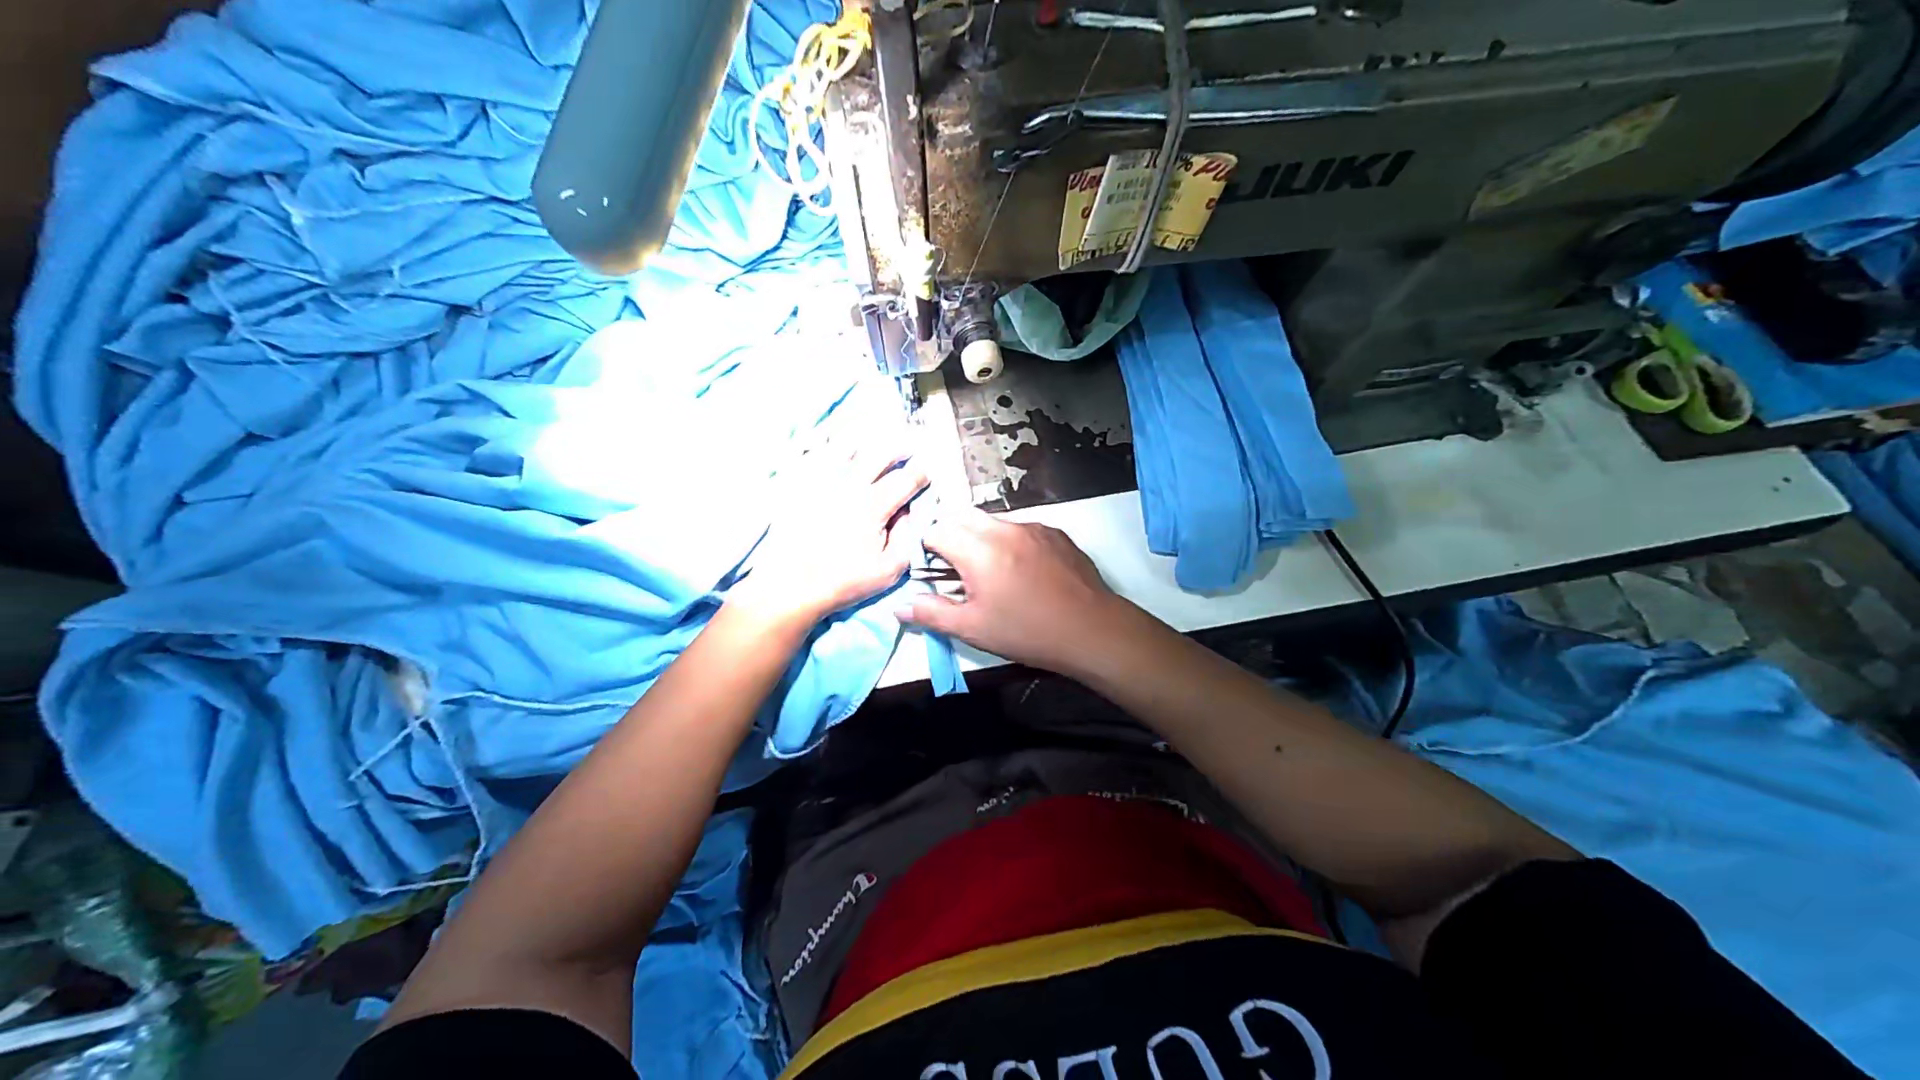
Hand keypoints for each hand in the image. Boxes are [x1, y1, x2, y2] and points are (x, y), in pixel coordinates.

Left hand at [731, 436, 928, 625]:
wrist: (789, 586)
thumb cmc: (842, 581)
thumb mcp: (890, 569)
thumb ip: (907, 537)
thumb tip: (908, 513)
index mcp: (873, 505)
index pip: (906, 479)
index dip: (921, 473)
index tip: (926, 471)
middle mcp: (848, 485)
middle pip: (879, 452)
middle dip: (899, 445)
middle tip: (909, 445)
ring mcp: (820, 480)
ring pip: (846, 445)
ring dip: (866, 436)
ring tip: (875, 432)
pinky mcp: (796, 484)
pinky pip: (812, 452)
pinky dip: (826, 441)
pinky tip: (833, 440)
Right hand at [897, 509, 1146, 675]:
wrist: (1091, 629)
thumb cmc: (1027, 631)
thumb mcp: (973, 628)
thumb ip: (932, 613)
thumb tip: (902, 607)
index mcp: (978, 549)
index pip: (936, 529)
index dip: (926, 548)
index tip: (930, 569)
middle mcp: (1004, 528)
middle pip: (962, 517)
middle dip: (950, 536)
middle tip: (954, 569)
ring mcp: (1033, 527)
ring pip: (993, 521)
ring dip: (980, 538)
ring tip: (989, 573)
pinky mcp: (1055, 534)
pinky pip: (1021, 529)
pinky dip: (1010, 543)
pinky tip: (1021, 572)